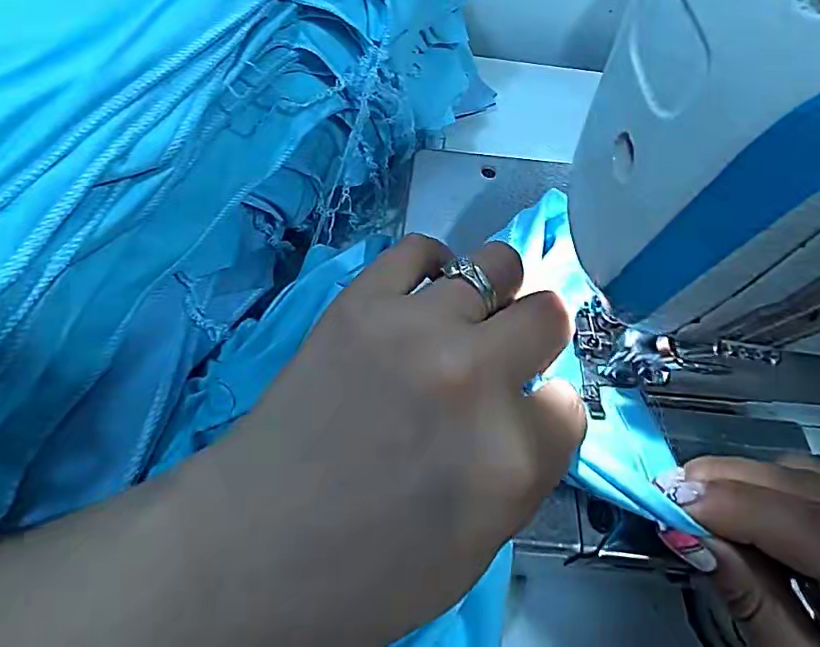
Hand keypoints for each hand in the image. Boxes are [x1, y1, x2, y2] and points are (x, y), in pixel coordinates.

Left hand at [178, 235, 586, 644]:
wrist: (250, 547)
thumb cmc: (366, 570)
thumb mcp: (475, 548)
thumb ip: (523, 469)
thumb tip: (538, 404)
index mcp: (508, 458)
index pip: (570, 402)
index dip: (546, 410)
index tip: (522, 413)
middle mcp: (474, 378)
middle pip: (548, 314)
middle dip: (536, 337)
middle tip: (503, 354)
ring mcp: (417, 329)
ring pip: (496, 263)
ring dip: (493, 293)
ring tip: (467, 316)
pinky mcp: (363, 300)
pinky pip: (421, 249)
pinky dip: (432, 266)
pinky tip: (423, 292)